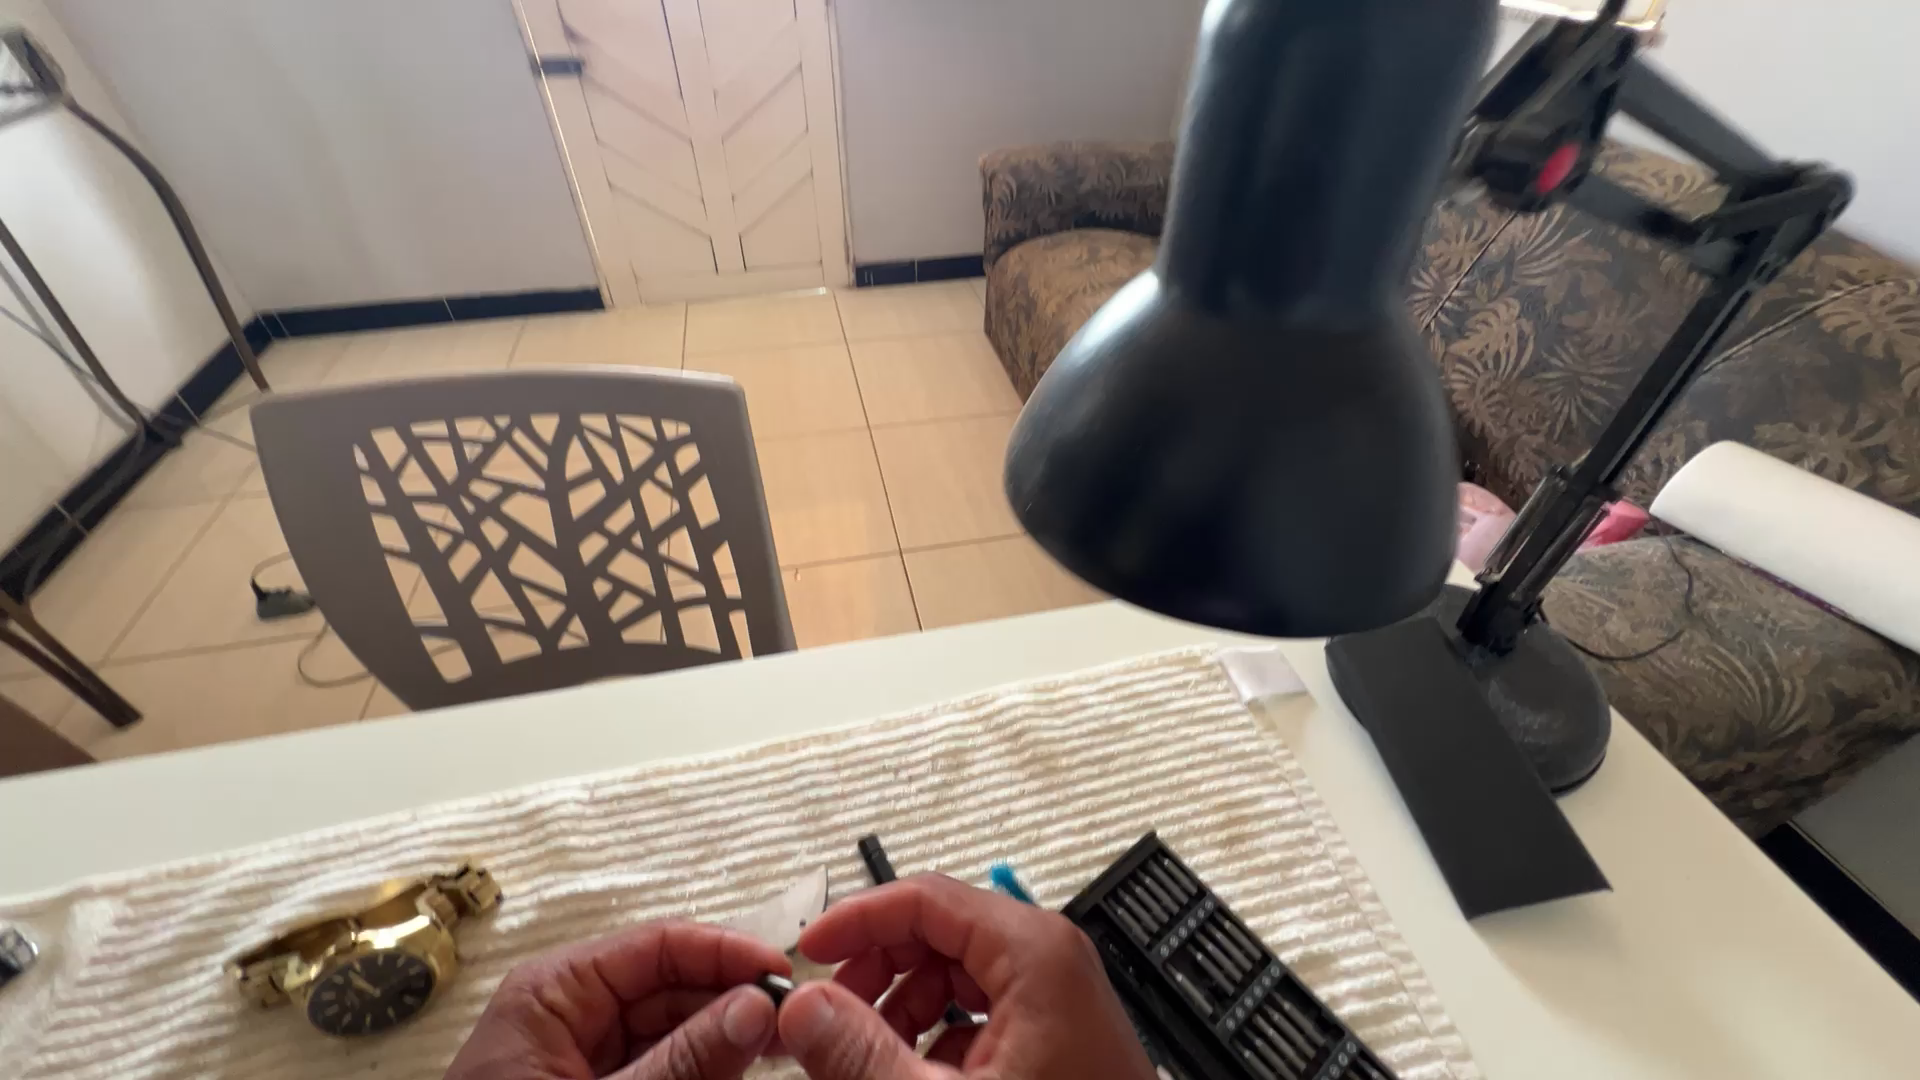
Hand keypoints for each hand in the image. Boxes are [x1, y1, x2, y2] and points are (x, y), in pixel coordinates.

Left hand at [445, 921, 789, 1079]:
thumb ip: (683, 1060)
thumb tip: (760, 1006)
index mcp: (557, 990)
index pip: (660, 945)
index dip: (727, 952)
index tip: (784, 972)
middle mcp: (574, 1008)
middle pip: (674, 984)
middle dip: (732, 1000)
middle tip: (792, 1021)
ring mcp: (585, 1051)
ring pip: (675, 1025)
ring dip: (724, 1035)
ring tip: (777, 1046)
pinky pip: (663, 1062)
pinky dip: (702, 1066)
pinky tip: (737, 1067)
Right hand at [775, 874, 1157, 1079]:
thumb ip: (865, 1056)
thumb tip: (806, 1008)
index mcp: (1033, 950)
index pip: (926, 897)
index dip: (859, 918)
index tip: (812, 949)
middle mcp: (1049, 955)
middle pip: (939, 929)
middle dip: (878, 966)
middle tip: (833, 1009)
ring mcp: (1055, 989)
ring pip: (956, 968)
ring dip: (903, 1004)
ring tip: (868, 1052)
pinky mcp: (1054, 1026)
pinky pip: (980, 1005)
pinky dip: (937, 1031)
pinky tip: (914, 1073)